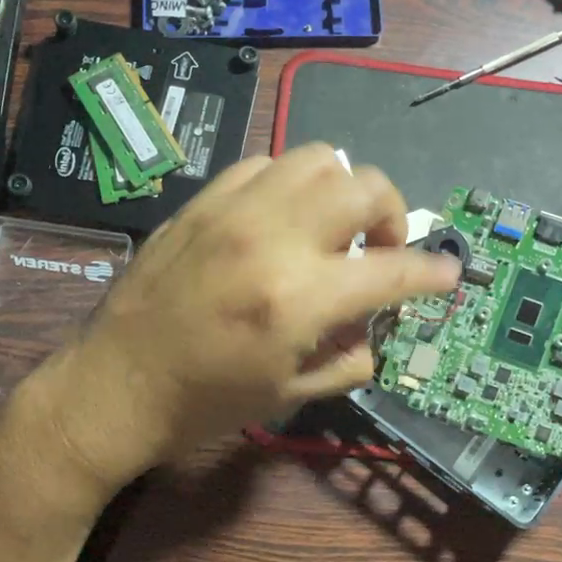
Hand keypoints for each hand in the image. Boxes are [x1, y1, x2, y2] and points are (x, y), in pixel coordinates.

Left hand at [32, 143, 460, 487]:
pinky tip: (284, 218)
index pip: (393, 270)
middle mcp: (274, 239)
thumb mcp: (288, 395)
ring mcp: (235, 211)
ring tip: (334, 227)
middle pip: (365, 187)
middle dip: (393, 216)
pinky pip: (266, 164)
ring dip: (344, 188)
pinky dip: (292, 184)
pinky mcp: (203, 202)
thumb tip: (377, 331)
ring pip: (319, 158)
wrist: (114, 384)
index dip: (432, 273)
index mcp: (300, 299)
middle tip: (381, 252)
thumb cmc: (204, 403)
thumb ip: (349, 359)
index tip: (447, 275)